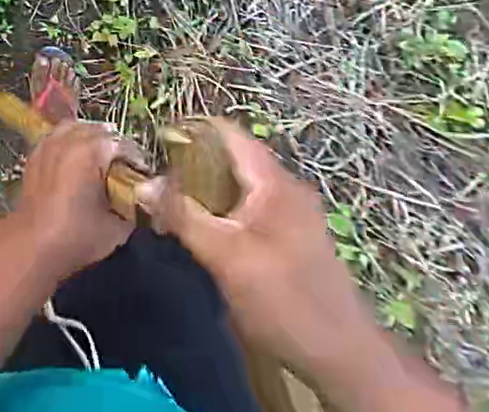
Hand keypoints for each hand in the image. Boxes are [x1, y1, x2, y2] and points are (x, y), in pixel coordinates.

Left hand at [12, 120, 142, 279]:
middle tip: (123, 168)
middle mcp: (67, 139)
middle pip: (98, 130)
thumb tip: (141, 199)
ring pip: (75, 128)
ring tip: (99, 160)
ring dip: (90, 139)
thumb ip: (133, 208)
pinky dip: (69, 143)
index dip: (136, 158)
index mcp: (90, 151)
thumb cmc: (77, 235)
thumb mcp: (117, 227)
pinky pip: (57, 137)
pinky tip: (74, 162)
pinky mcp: (34, 153)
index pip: (122, 144)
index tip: (143, 175)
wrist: (33, 243)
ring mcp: (48, 144)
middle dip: (114, 146)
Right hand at [139, 120, 462, 411]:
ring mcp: (294, 214)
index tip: (158, 142)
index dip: (191, 129)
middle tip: (159, 176)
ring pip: (240, 185)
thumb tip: (142, 185)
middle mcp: (287, 189)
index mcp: (274, 182)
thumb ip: (182, 215)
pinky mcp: (294, 238)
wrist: (346, 359)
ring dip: (206, 189)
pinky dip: (223, 209)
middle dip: (193, 163)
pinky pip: (250, 207)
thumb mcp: (224, 256)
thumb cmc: (284, 298)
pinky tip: (204, 231)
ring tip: (173, 203)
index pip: (229, 133)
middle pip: (232, 158)